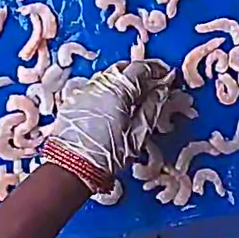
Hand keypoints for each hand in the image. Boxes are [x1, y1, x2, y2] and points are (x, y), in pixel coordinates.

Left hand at [41, 59, 174, 191]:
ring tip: (136, 94)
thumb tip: (161, 91)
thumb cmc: (107, 155)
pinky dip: (108, 89)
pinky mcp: (73, 101)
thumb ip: (152, 107)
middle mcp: (99, 84)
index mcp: (118, 89)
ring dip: (123, 81)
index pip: (141, 68)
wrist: (70, 170)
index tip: (167, 75)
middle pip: (123, 68)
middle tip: (154, 83)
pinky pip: (95, 87)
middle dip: (140, 73)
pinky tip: (115, 102)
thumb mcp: (138, 134)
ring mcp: (84, 91)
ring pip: (108, 76)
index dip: (157, 69)